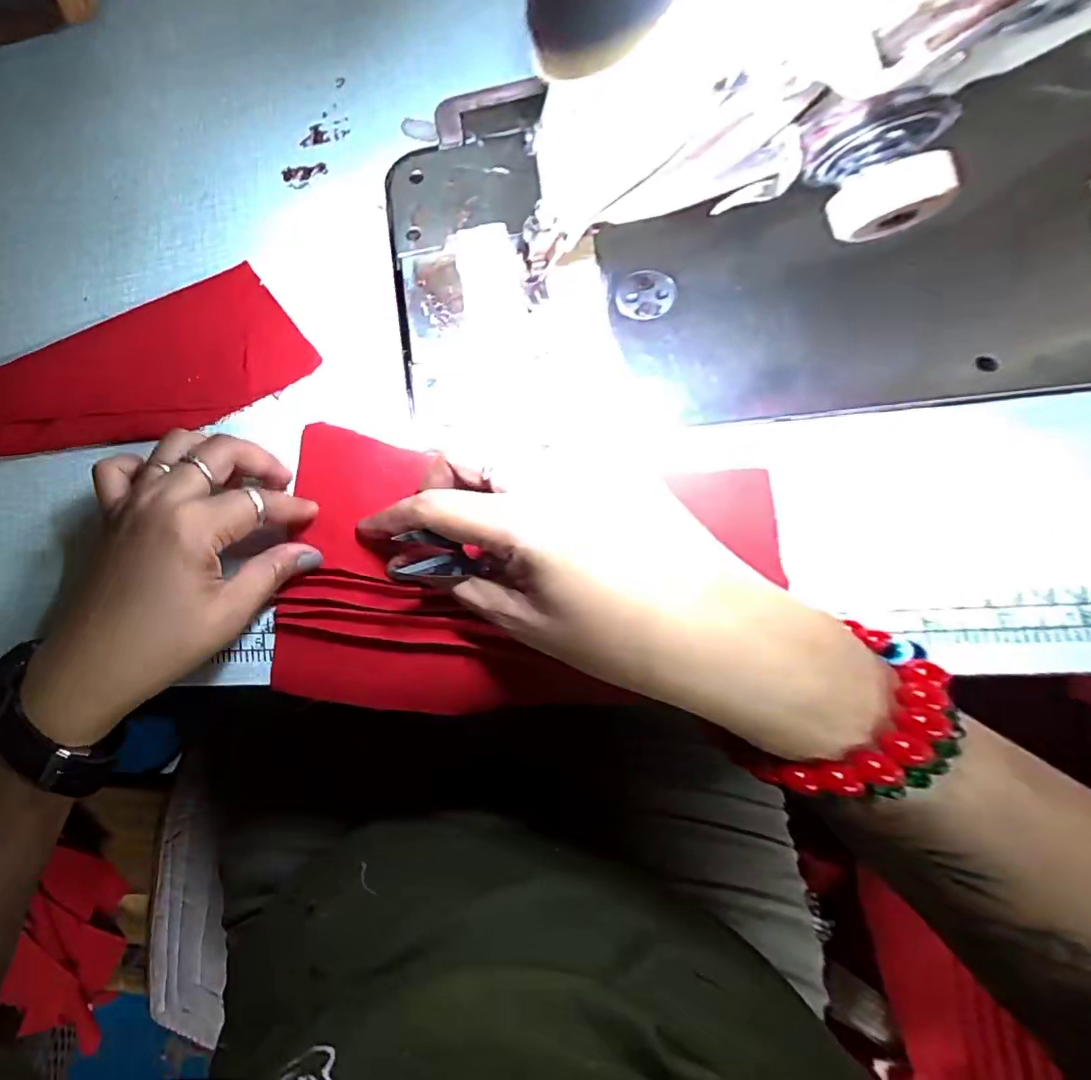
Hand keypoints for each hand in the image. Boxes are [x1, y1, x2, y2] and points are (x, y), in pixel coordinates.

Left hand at [20, 430, 321, 746]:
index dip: (290, 506)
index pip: (254, 500)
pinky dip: (147, 464)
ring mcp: (131, 499)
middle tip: (281, 483)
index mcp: (193, 524)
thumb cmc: (165, 645)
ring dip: (210, 449)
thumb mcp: (227, 614)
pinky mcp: (110, 511)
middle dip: (258, 460)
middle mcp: (161, 497)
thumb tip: (310, 551)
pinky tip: (165, 484)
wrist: (93, 666)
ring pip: (173, 444)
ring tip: (233, 474)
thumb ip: (270, 572)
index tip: (313, 513)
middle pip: (218, 451)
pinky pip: (121, 467)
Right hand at [358, 459, 889, 759]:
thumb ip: (465, 588)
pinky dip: (518, 479)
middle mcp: (548, 473)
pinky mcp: (615, 464)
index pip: (434, 505)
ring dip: (475, 480)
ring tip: (490, 531)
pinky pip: (546, 455)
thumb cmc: (618, 641)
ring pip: (502, 447)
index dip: (392, 519)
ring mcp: (585, 461)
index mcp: (522, 519)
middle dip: (435, 487)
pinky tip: (537, 520)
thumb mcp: (527, 623)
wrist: (720, 630)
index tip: (370, 531)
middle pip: (463, 453)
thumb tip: (424, 570)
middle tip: (440, 534)